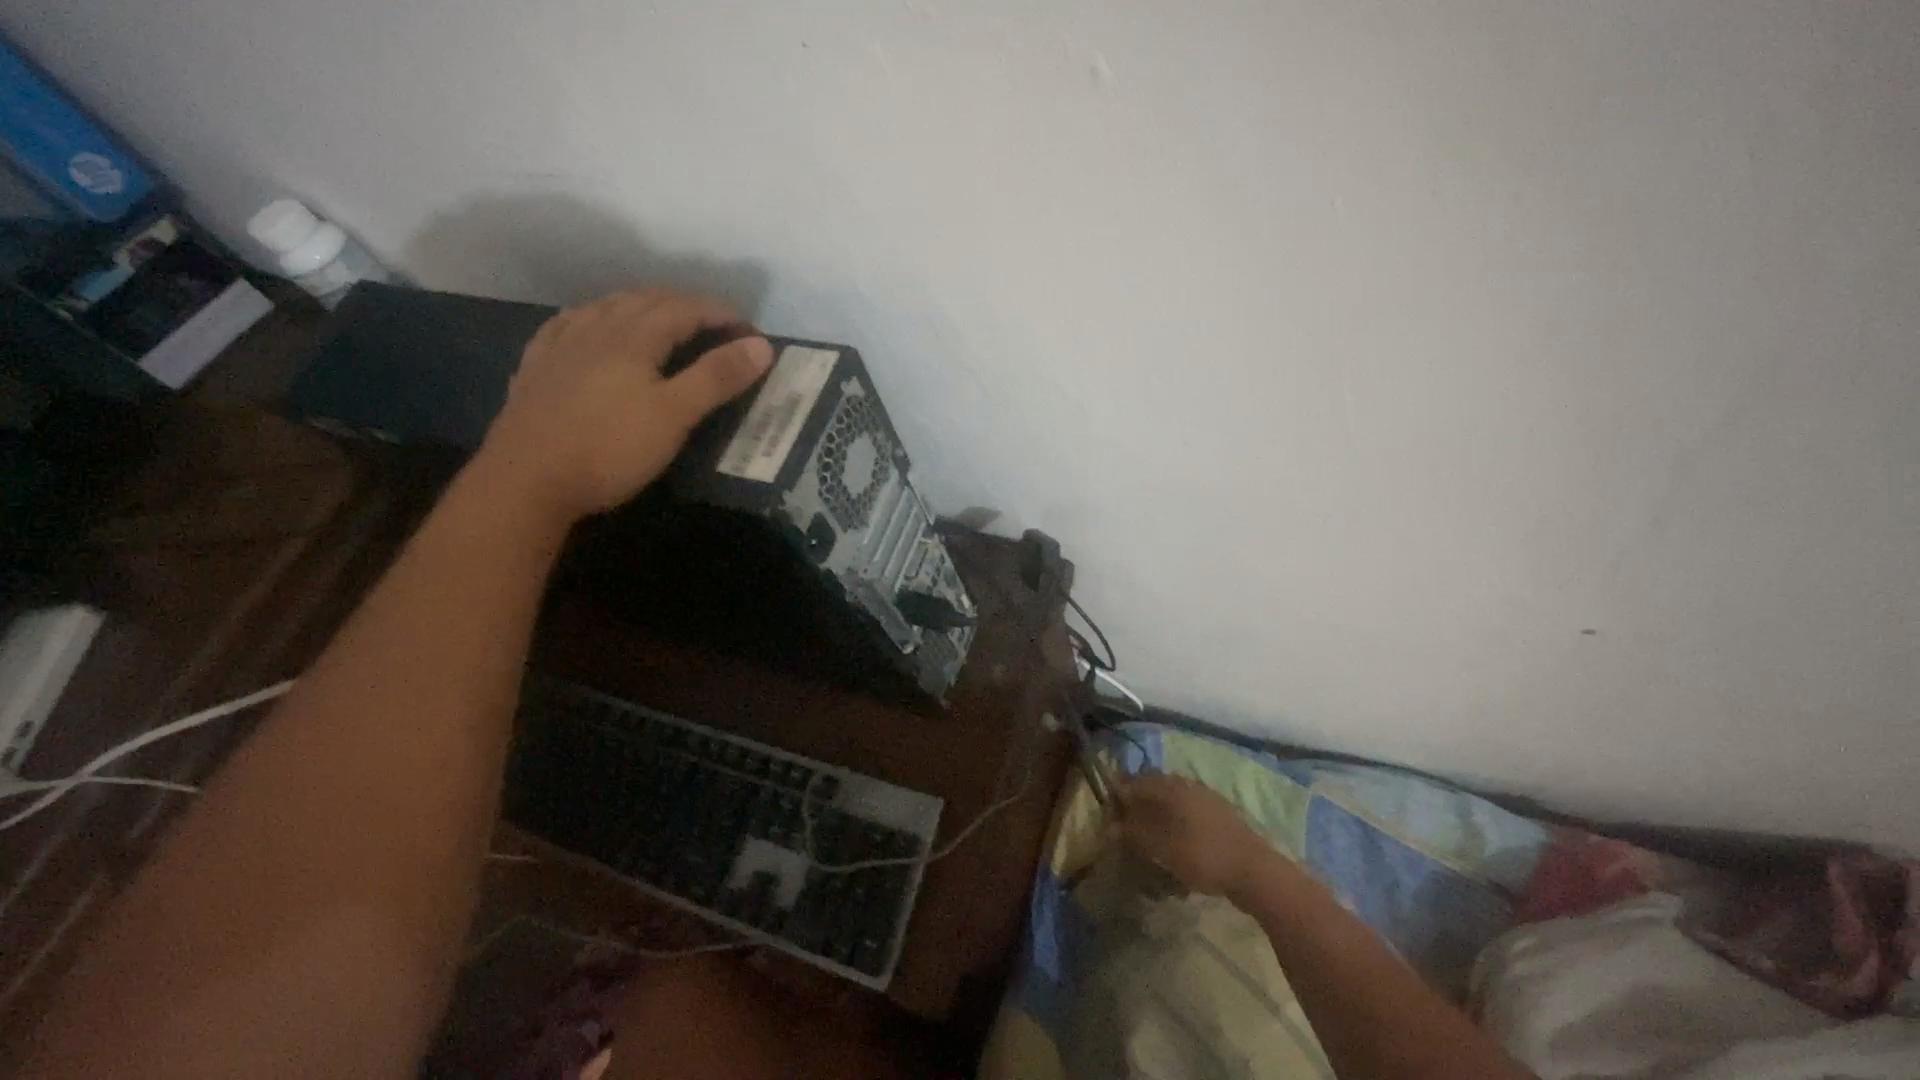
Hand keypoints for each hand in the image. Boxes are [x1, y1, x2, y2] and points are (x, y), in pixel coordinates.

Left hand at [473, 288, 772, 523]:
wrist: (525, 482)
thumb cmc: (609, 450)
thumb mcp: (675, 417)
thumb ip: (717, 377)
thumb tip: (761, 345)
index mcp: (634, 336)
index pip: (686, 309)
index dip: (722, 314)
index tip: (751, 332)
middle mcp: (596, 328)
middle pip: (647, 300)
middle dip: (686, 305)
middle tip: (716, 325)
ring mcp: (561, 346)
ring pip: (606, 307)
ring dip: (642, 305)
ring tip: (663, 319)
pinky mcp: (536, 368)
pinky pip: (568, 325)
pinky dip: (594, 318)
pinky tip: (590, 328)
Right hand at [1114, 772, 1271, 897]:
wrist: (1255, 872)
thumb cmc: (1202, 855)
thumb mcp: (1161, 846)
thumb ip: (1134, 833)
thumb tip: (1111, 826)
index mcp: (1172, 787)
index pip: (1135, 782)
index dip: (1118, 797)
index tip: (1109, 818)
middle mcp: (1189, 786)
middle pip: (1154, 789)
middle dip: (1138, 807)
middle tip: (1127, 831)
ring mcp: (1207, 800)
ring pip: (1172, 802)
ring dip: (1157, 817)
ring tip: (1149, 842)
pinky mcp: (1220, 817)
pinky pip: (1188, 815)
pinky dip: (1176, 825)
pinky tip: (1175, 846)